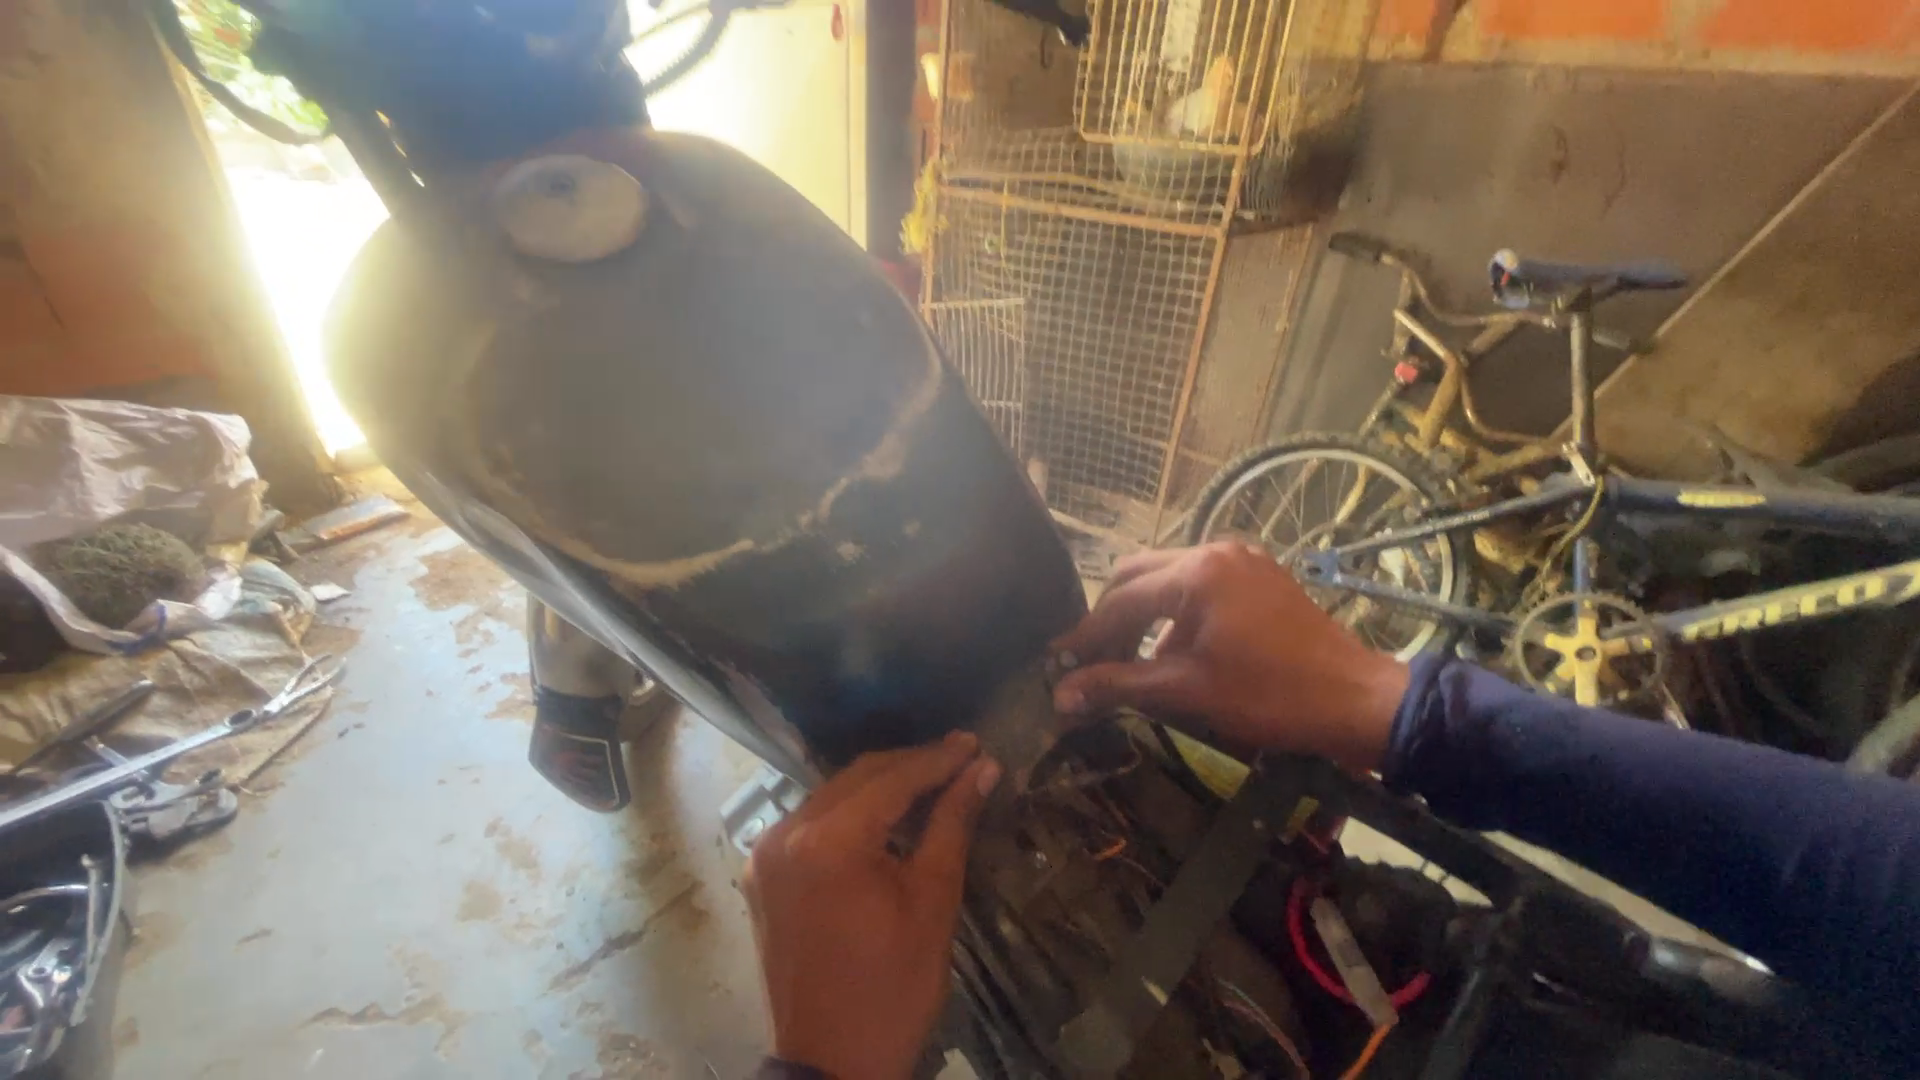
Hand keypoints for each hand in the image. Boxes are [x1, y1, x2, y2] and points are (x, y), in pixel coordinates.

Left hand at [744, 732, 1001, 1079]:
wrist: (832, 1064)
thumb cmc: (893, 987)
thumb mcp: (933, 900)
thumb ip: (952, 823)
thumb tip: (983, 769)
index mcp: (828, 841)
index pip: (892, 778)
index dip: (937, 759)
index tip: (974, 743)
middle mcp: (787, 833)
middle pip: (859, 777)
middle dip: (912, 765)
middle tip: (961, 756)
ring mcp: (767, 852)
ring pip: (834, 794)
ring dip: (883, 784)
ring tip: (933, 778)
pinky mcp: (763, 872)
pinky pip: (814, 821)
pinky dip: (852, 811)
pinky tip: (887, 813)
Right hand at [1049, 543, 1409, 770]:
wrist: (1359, 701)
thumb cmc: (1269, 696)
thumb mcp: (1187, 690)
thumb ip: (1118, 685)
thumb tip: (1060, 695)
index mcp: (1196, 572)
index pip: (1120, 600)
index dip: (1085, 635)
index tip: (1057, 663)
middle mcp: (1214, 551)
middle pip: (1137, 575)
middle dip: (1109, 617)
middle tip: (1091, 660)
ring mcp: (1241, 559)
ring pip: (1167, 577)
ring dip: (1141, 614)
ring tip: (1128, 659)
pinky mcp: (1259, 574)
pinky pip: (1198, 583)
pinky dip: (1174, 612)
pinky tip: (1173, 650)